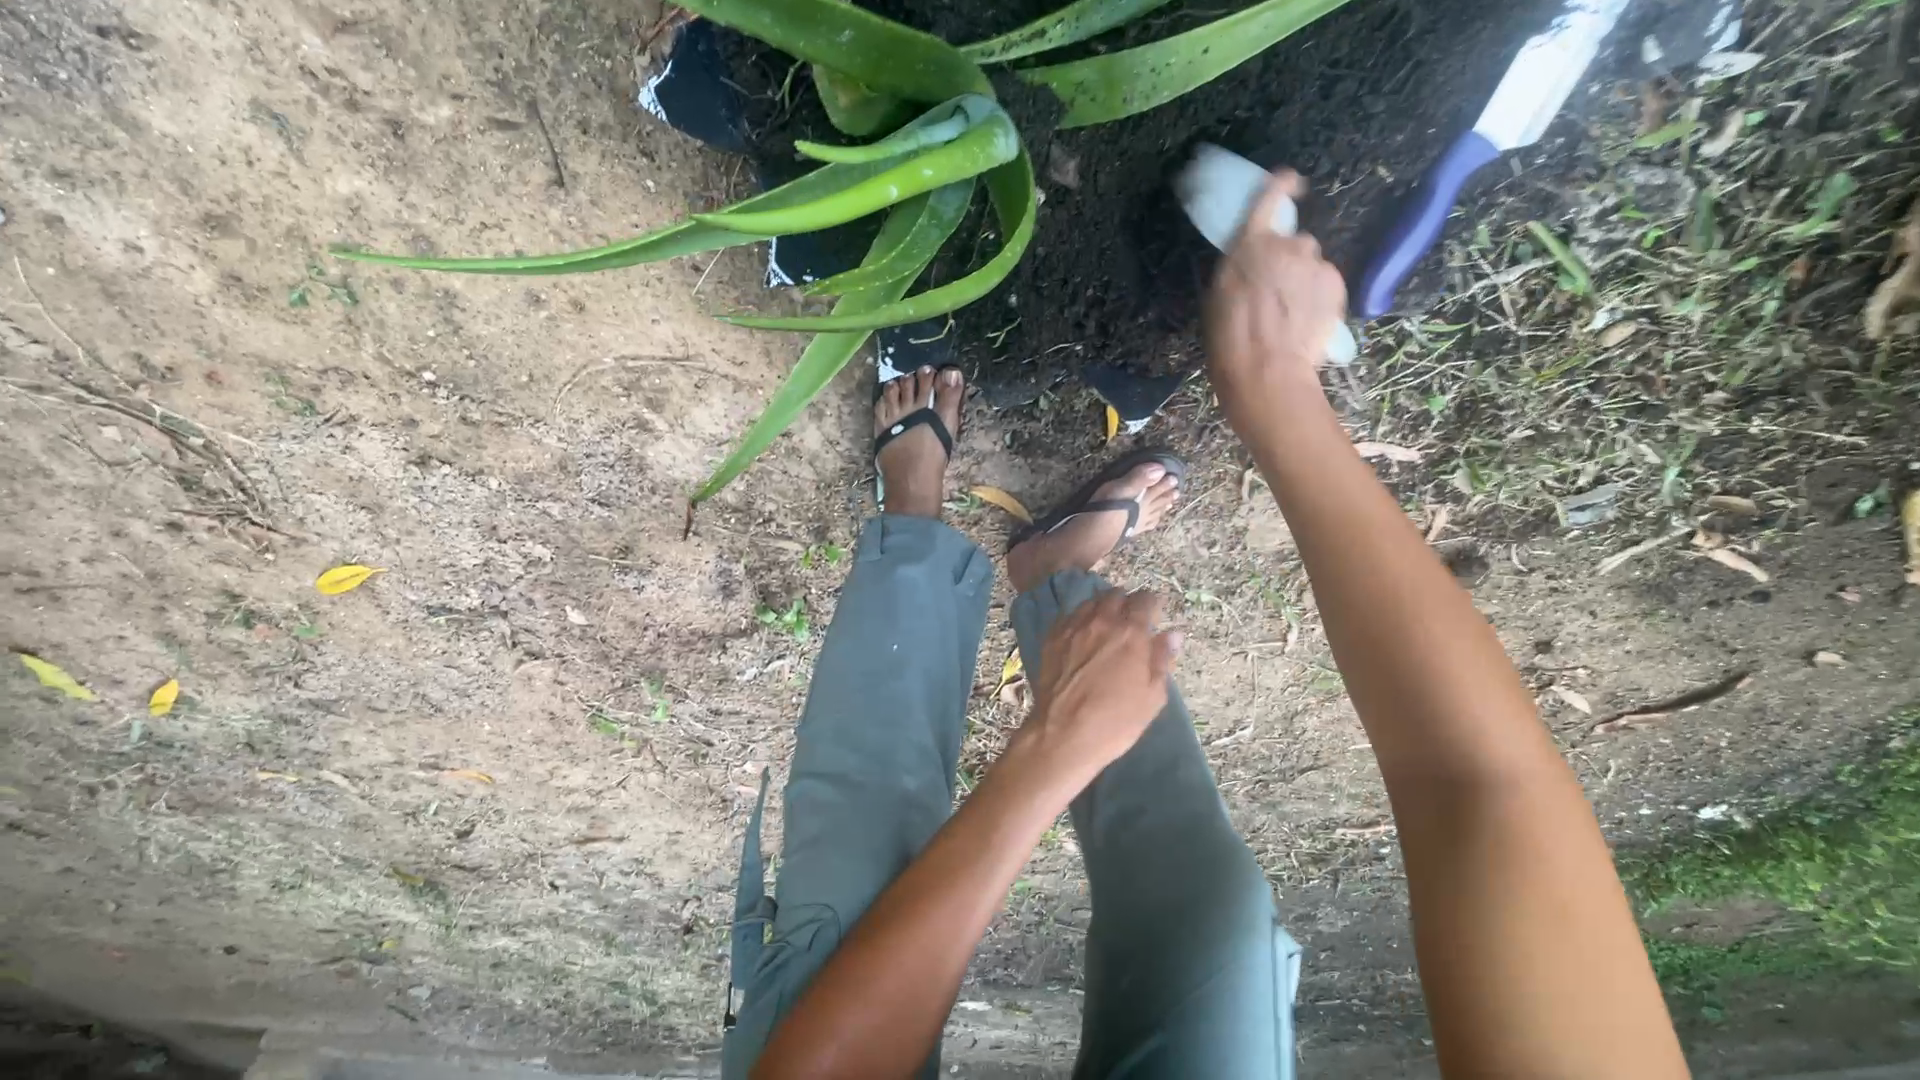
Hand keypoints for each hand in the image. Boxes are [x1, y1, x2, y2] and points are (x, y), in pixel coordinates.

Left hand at [1010, 590, 1182, 788]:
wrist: (1064, 734)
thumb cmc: (1116, 721)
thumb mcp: (1152, 696)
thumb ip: (1162, 660)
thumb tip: (1173, 634)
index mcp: (1130, 633)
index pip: (1144, 601)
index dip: (1152, 603)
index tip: (1155, 612)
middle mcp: (1101, 622)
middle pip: (1115, 596)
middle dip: (1126, 602)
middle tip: (1131, 618)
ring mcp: (1073, 628)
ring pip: (1090, 602)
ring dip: (1102, 606)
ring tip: (1106, 621)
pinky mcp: (1052, 639)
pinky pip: (1068, 616)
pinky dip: (1079, 618)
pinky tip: (1082, 632)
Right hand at [1204, 169, 1347, 412]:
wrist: (1265, 372)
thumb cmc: (1229, 341)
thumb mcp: (1218, 298)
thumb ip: (1240, 269)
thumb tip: (1252, 266)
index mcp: (1248, 244)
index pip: (1270, 195)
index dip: (1283, 184)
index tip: (1292, 184)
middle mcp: (1285, 244)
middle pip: (1294, 242)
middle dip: (1288, 261)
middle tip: (1276, 295)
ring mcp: (1314, 263)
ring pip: (1311, 265)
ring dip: (1305, 281)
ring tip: (1292, 315)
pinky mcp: (1335, 283)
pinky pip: (1327, 283)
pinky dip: (1319, 297)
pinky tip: (1306, 322)